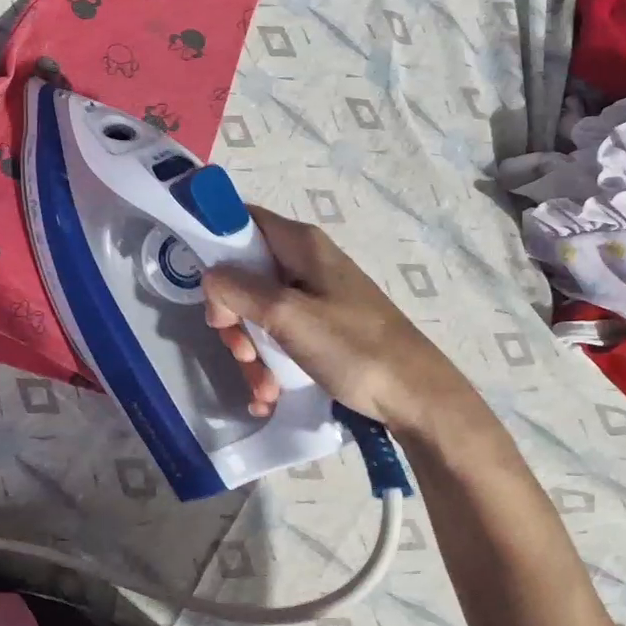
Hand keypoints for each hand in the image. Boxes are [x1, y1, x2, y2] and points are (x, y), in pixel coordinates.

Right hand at [202, 206, 472, 435]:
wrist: (425, 407)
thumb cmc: (358, 350)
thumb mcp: (287, 316)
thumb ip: (236, 289)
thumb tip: (210, 280)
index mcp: (300, 244)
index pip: (238, 217)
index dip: (210, 238)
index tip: (199, 277)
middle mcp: (304, 262)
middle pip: (239, 272)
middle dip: (230, 314)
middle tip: (237, 346)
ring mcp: (312, 297)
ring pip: (254, 310)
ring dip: (248, 349)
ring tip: (261, 385)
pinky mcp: (320, 329)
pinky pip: (276, 335)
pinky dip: (267, 363)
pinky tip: (268, 394)